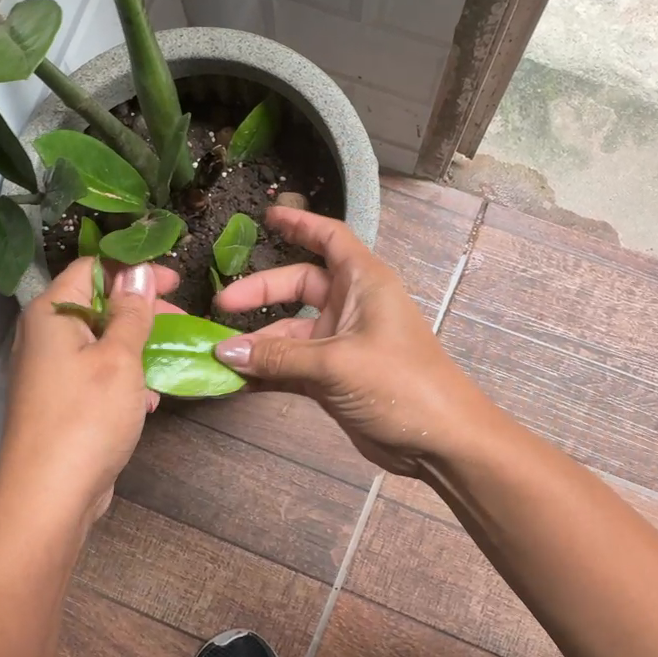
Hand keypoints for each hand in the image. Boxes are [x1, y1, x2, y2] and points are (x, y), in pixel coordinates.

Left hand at [0, 257, 169, 520]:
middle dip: (142, 312)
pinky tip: (148, 401)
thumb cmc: (85, 419)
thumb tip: (137, 273)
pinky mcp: (61, 404)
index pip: (92, 267)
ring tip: (170, 364)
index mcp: (51, 314)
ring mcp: (50, 373)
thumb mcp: (119, 358)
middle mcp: (44, 337)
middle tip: (182, 322)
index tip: (174, 281)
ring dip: (137, 349)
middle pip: (97, 304)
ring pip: (101, 343)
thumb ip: (131, 313)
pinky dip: (125, 380)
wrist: (49, 496)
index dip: (133, 269)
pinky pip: (97, 376)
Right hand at [210, 207, 493, 477]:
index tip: (267, 216)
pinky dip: (266, 372)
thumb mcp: (336, 363)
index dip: (300, 224)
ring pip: (289, 334)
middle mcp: (351, 307)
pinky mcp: (333, 379)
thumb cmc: (400, 383)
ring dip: (258, 344)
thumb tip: (224, 352)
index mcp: (364, 283)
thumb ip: (278, 358)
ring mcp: (341, 345)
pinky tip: (236, 380)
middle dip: (260, 293)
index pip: (329, 239)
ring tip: (219, 354)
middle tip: (221, 306)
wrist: (438, 441)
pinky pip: (291, 367)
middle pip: (298, 286)